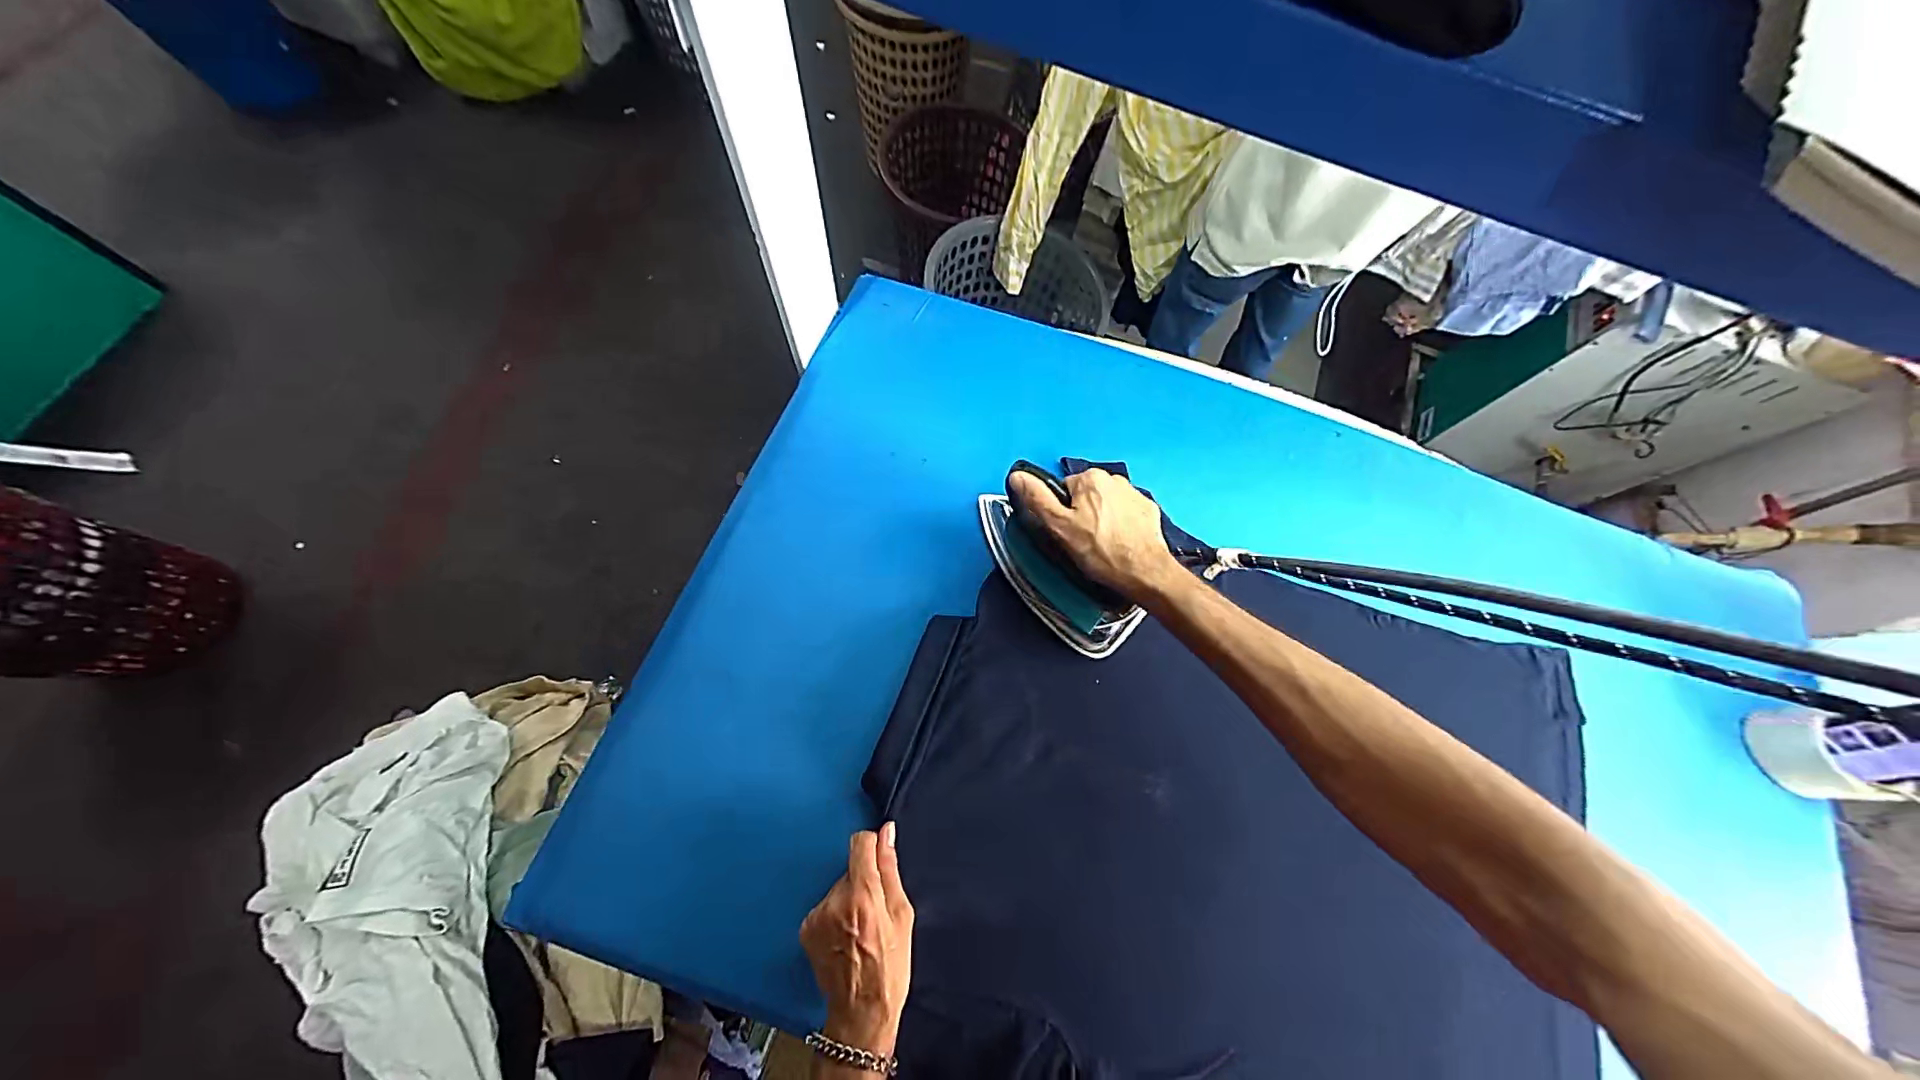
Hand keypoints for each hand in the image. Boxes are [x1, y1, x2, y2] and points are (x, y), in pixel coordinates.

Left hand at [800, 823, 913, 1057]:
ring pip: (837, 887)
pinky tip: (845, 937)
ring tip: (860, 928)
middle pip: (849, 868)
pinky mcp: (806, 928)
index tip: (878, 855)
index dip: (872, 844)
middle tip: (874, 909)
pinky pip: (825, 905)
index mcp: (862, 896)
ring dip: (847, 898)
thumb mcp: (902, 915)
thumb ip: (890, 869)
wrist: (861, 1012)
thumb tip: (886, 834)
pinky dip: (834, 914)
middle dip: (862, 880)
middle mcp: (835, 902)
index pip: (859, 842)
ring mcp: (817, 916)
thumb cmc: (889, 969)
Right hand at [1007, 468, 1185, 603]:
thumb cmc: (1104, 553)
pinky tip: (1119, 544)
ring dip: (1103, 520)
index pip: (1064, 489)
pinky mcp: (1147, 511)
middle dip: (1083, 514)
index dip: (1061, 512)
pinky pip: (1126, 514)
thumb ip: (1037, 499)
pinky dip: (1121, 526)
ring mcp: (1134, 495)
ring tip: (1102, 545)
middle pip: (1085, 495)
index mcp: (1090, 479)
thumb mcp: (1059, 527)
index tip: (1067, 530)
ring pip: (1106, 504)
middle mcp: (1115, 480)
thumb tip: (1018, 477)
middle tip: (1083, 540)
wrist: (1145, 573)